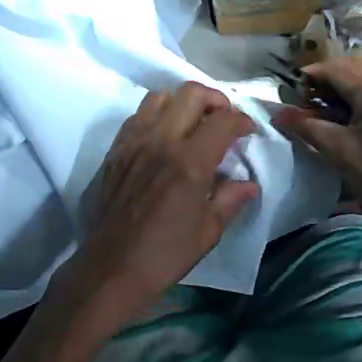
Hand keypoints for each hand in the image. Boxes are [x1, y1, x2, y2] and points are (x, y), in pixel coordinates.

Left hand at [59, 83, 260, 320]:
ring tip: (193, 123)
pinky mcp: (116, 150)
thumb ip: (231, 199)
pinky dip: (156, 115)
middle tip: (223, 120)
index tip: (247, 131)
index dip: (242, 120)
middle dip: (215, 100)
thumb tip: (249, 183)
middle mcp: (160, 141)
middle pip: (191, 93)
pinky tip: (164, 136)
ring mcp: (134, 142)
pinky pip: (137, 115)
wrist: (113, 267)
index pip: (222, 121)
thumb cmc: (165, 254)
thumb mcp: (208, 231)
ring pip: (160, 96)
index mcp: (189, 163)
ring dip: (182, 102)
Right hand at [274, 53, 361, 252]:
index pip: (338, 68)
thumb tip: (277, 113)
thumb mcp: (340, 153)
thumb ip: (307, 126)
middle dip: (334, 72)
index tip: (292, 90)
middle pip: (360, 61)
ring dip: (356, 77)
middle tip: (314, 97)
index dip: (312, 75)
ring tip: (337, 104)